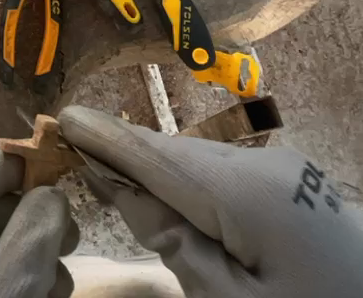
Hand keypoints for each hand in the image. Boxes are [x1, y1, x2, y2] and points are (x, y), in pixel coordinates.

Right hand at [58, 107, 362, 297]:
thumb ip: (175, 243)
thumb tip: (123, 186)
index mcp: (249, 193)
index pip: (157, 156)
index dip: (107, 138)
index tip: (62, 118)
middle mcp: (266, 163)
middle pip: (177, 156)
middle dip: (130, 158)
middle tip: (81, 157)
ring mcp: (288, 170)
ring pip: (202, 164)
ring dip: (163, 176)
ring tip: (126, 188)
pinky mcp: (300, 186)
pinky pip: (230, 177)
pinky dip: (197, 188)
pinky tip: (186, 210)